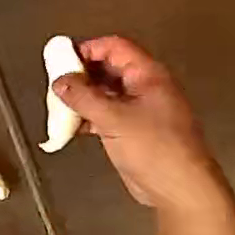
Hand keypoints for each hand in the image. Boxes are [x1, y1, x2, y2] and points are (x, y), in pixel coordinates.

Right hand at [51, 35, 224, 214]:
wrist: (178, 187)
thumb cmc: (153, 147)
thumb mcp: (113, 118)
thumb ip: (83, 97)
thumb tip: (59, 81)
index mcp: (147, 75)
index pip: (114, 48)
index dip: (87, 49)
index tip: (61, 60)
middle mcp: (144, 87)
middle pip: (108, 68)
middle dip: (81, 74)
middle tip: (56, 84)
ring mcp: (138, 110)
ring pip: (104, 93)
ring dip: (82, 97)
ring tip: (59, 106)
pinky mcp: (131, 130)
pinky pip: (105, 114)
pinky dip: (87, 117)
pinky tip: (70, 126)